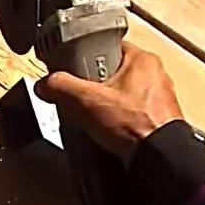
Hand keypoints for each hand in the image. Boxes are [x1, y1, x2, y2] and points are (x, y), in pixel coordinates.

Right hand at [34, 42, 184, 156]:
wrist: (158, 157)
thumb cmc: (133, 124)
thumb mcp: (87, 101)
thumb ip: (61, 87)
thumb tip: (44, 84)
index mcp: (142, 59)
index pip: (107, 47)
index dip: (86, 57)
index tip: (72, 69)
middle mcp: (155, 73)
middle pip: (112, 71)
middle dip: (93, 84)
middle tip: (79, 96)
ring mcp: (159, 96)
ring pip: (121, 92)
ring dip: (105, 102)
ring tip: (91, 116)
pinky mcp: (158, 117)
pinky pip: (130, 110)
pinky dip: (117, 118)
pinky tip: (107, 129)